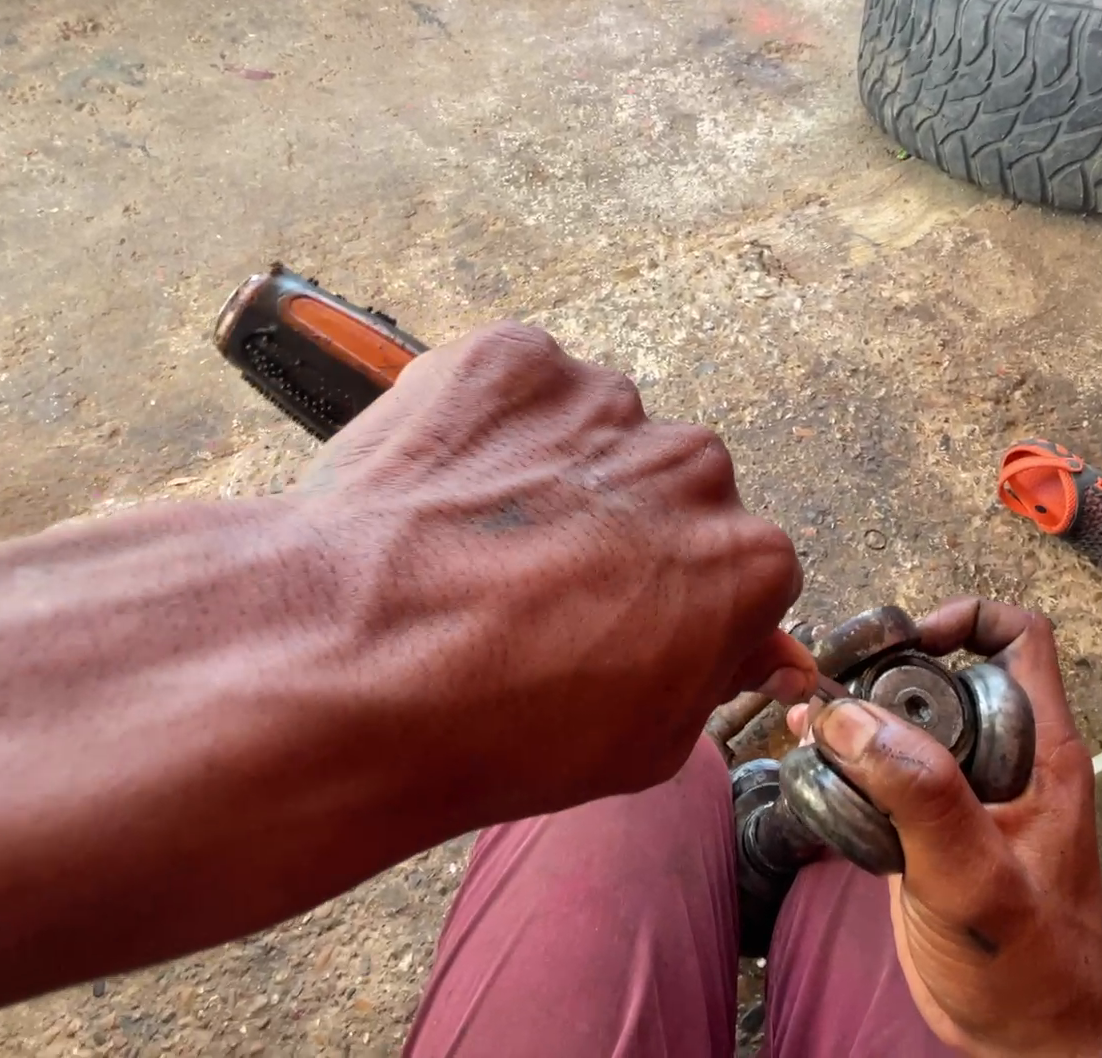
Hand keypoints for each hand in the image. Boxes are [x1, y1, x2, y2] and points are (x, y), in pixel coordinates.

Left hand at [289, 322, 814, 821]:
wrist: (352, 663)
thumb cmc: (503, 727)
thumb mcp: (645, 744)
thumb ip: (713, 670)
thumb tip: (750, 640)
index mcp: (745, 556)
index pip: (739, 566)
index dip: (682, 596)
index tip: (631, 618)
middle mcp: (696, 463)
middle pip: (672, 489)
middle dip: (627, 525)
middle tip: (544, 575)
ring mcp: (603, 399)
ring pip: (598, 433)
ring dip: (560, 470)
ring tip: (481, 532)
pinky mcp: (514, 358)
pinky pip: (521, 388)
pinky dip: (493, 423)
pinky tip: (448, 483)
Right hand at [788, 598, 1101, 1056]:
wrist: (1022, 1036)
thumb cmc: (1026, 964)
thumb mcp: (977, 878)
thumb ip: (921, 795)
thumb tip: (847, 715)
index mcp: (1038, 747)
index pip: (1019, 639)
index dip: (965, 620)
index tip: (907, 646)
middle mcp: (997, 752)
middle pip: (940, 672)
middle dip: (883, 671)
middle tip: (829, 690)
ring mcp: (956, 785)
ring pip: (901, 716)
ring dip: (852, 713)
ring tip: (805, 724)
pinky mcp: (921, 817)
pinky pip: (879, 763)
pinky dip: (842, 755)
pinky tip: (808, 763)